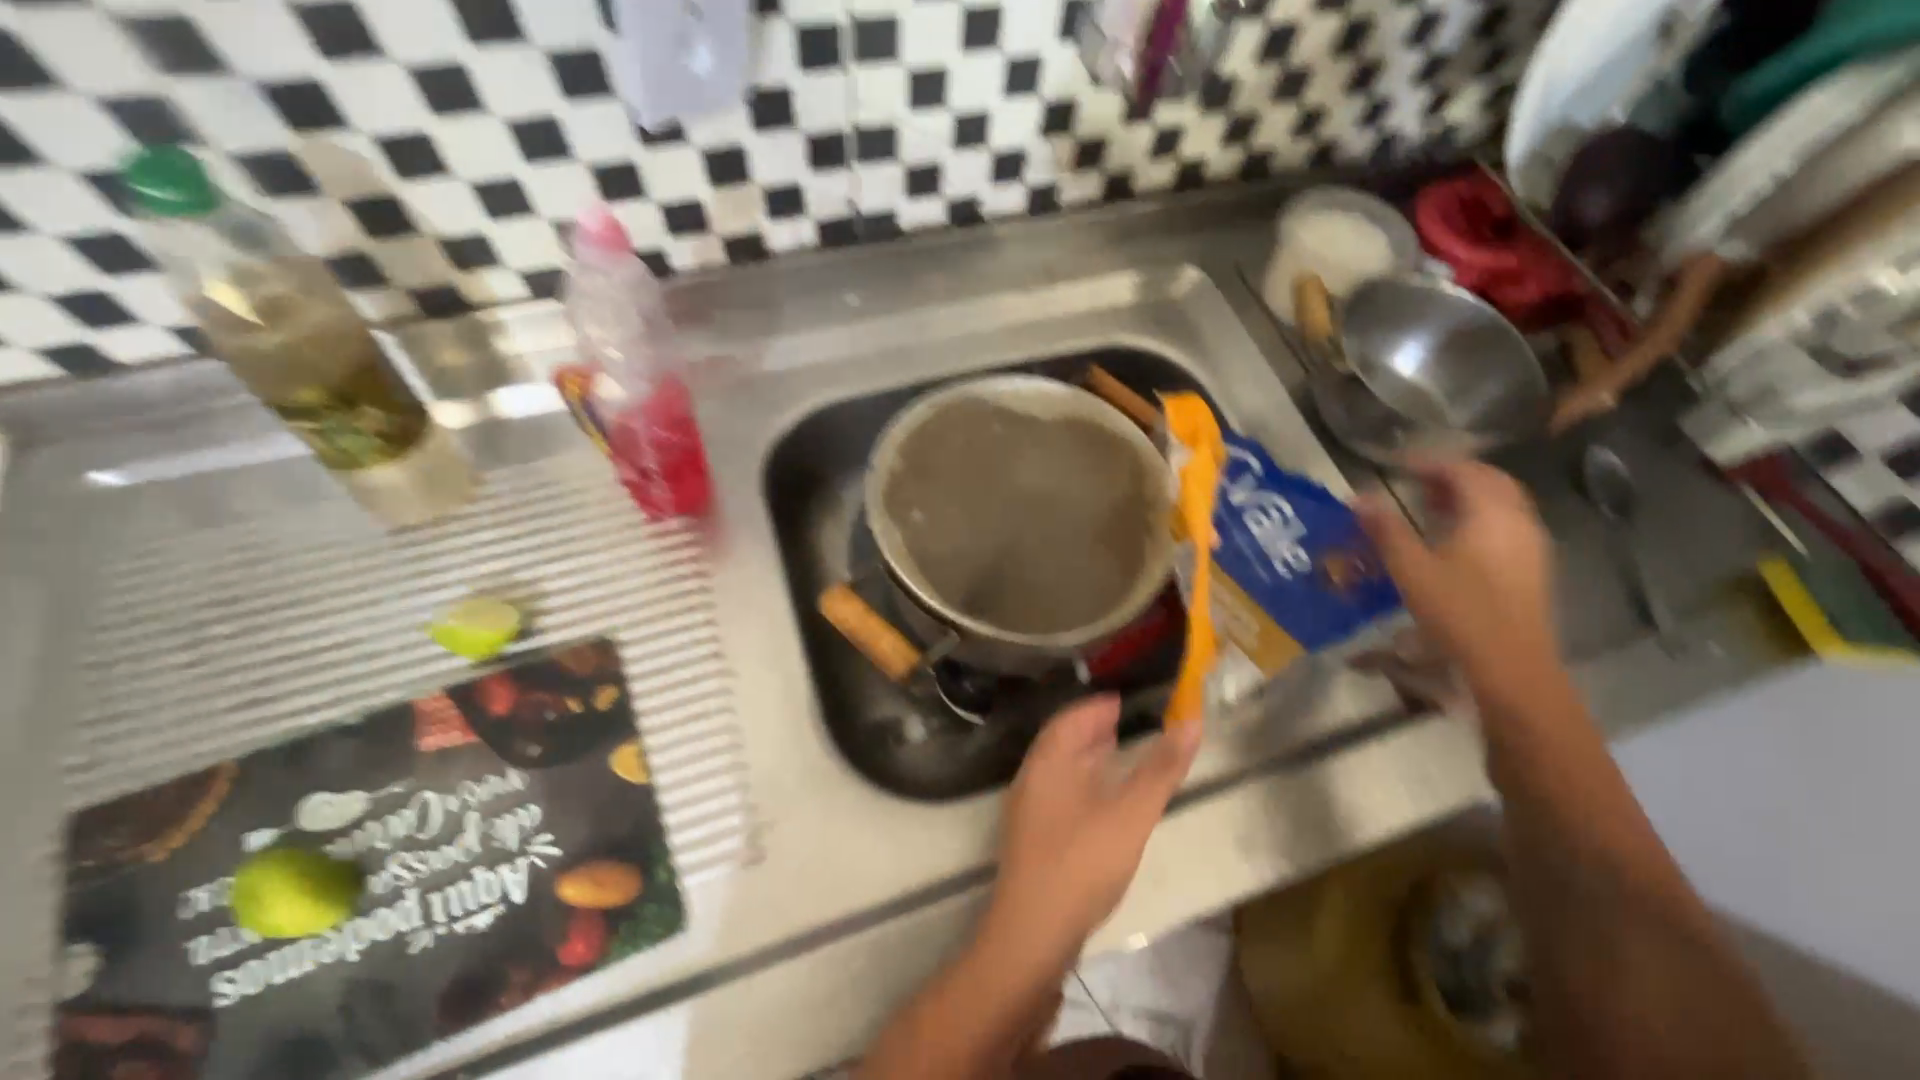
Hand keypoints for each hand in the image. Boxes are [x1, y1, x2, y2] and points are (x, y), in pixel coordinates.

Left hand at [986, 696, 1201, 962]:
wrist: (1032, 931)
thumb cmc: (1081, 863)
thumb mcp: (1131, 814)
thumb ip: (1161, 769)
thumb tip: (1192, 722)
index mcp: (1047, 762)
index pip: (1070, 718)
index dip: (1097, 707)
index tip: (1125, 701)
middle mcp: (1031, 779)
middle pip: (1061, 742)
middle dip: (1092, 731)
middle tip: (1127, 725)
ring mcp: (1028, 811)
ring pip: (1059, 771)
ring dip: (1087, 759)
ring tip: (1120, 758)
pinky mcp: (1032, 840)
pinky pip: (1059, 796)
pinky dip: (1083, 786)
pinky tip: (1105, 805)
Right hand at [1353, 462, 1559, 694]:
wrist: (1511, 665)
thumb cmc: (1459, 612)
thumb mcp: (1411, 570)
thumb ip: (1386, 531)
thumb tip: (1359, 498)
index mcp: (1491, 512)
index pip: (1463, 470)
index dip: (1430, 463)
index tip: (1398, 466)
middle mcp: (1518, 520)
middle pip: (1490, 481)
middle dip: (1453, 476)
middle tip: (1417, 483)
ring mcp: (1531, 544)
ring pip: (1502, 503)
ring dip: (1469, 497)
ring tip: (1431, 508)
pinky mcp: (1533, 567)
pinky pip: (1507, 525)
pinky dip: (1481, 518)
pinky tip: (1455, 540)